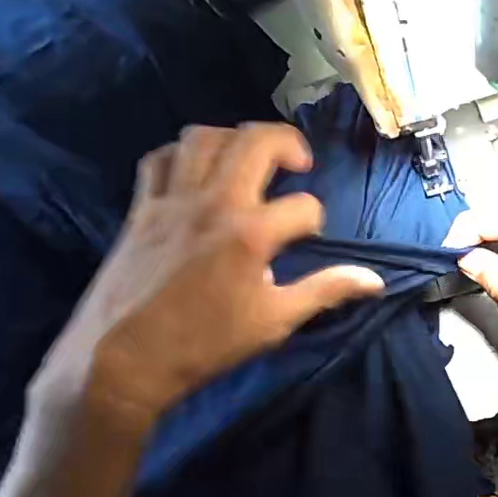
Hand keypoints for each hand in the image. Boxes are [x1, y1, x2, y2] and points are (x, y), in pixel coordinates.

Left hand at [30, 123, 384, 435]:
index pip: (304, 206)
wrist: (123, 359)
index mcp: (251, 233)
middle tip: (298, 162)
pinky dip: (181, 154)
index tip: (308, 238)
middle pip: (256, 140)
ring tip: (247, 159)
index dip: (315, 220)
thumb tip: (374, 280)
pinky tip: (194, 172)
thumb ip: (324, 292)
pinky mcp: (142, 207)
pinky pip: (160, 158)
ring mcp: (173, 199)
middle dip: (288, 142)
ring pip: (204, 136)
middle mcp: (214, 201)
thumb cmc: (204, 345)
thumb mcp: (273, 323)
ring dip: (234, 138)